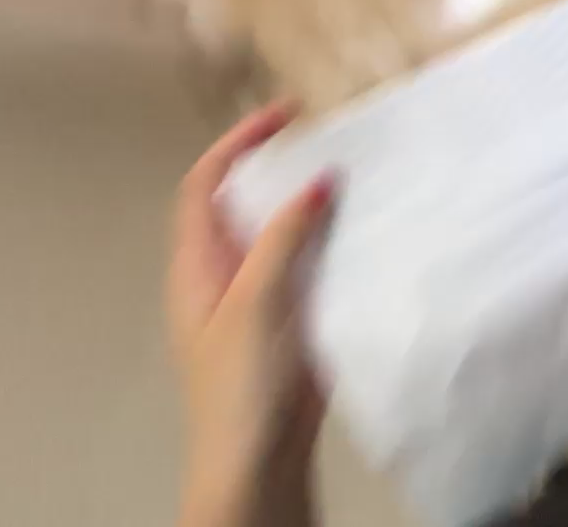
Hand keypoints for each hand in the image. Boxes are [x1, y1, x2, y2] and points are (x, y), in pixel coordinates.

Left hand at [168, 102, 334, 526]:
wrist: (260, 453)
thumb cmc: (241, 378)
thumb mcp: (256, 301)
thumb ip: (284, 238)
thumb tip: (319, 179)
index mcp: (199, 264)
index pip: (206, 185)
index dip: (237, 143)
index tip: (286, 113)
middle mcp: (227, 267)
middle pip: (246, 198)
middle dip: (280, 161)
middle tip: (330, 135)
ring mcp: (263, 286)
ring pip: (284, 224)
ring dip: (313, 194)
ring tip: (357, 168)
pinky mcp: (296, 304)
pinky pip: (313, 252)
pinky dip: (335, 228)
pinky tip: (368, 219)